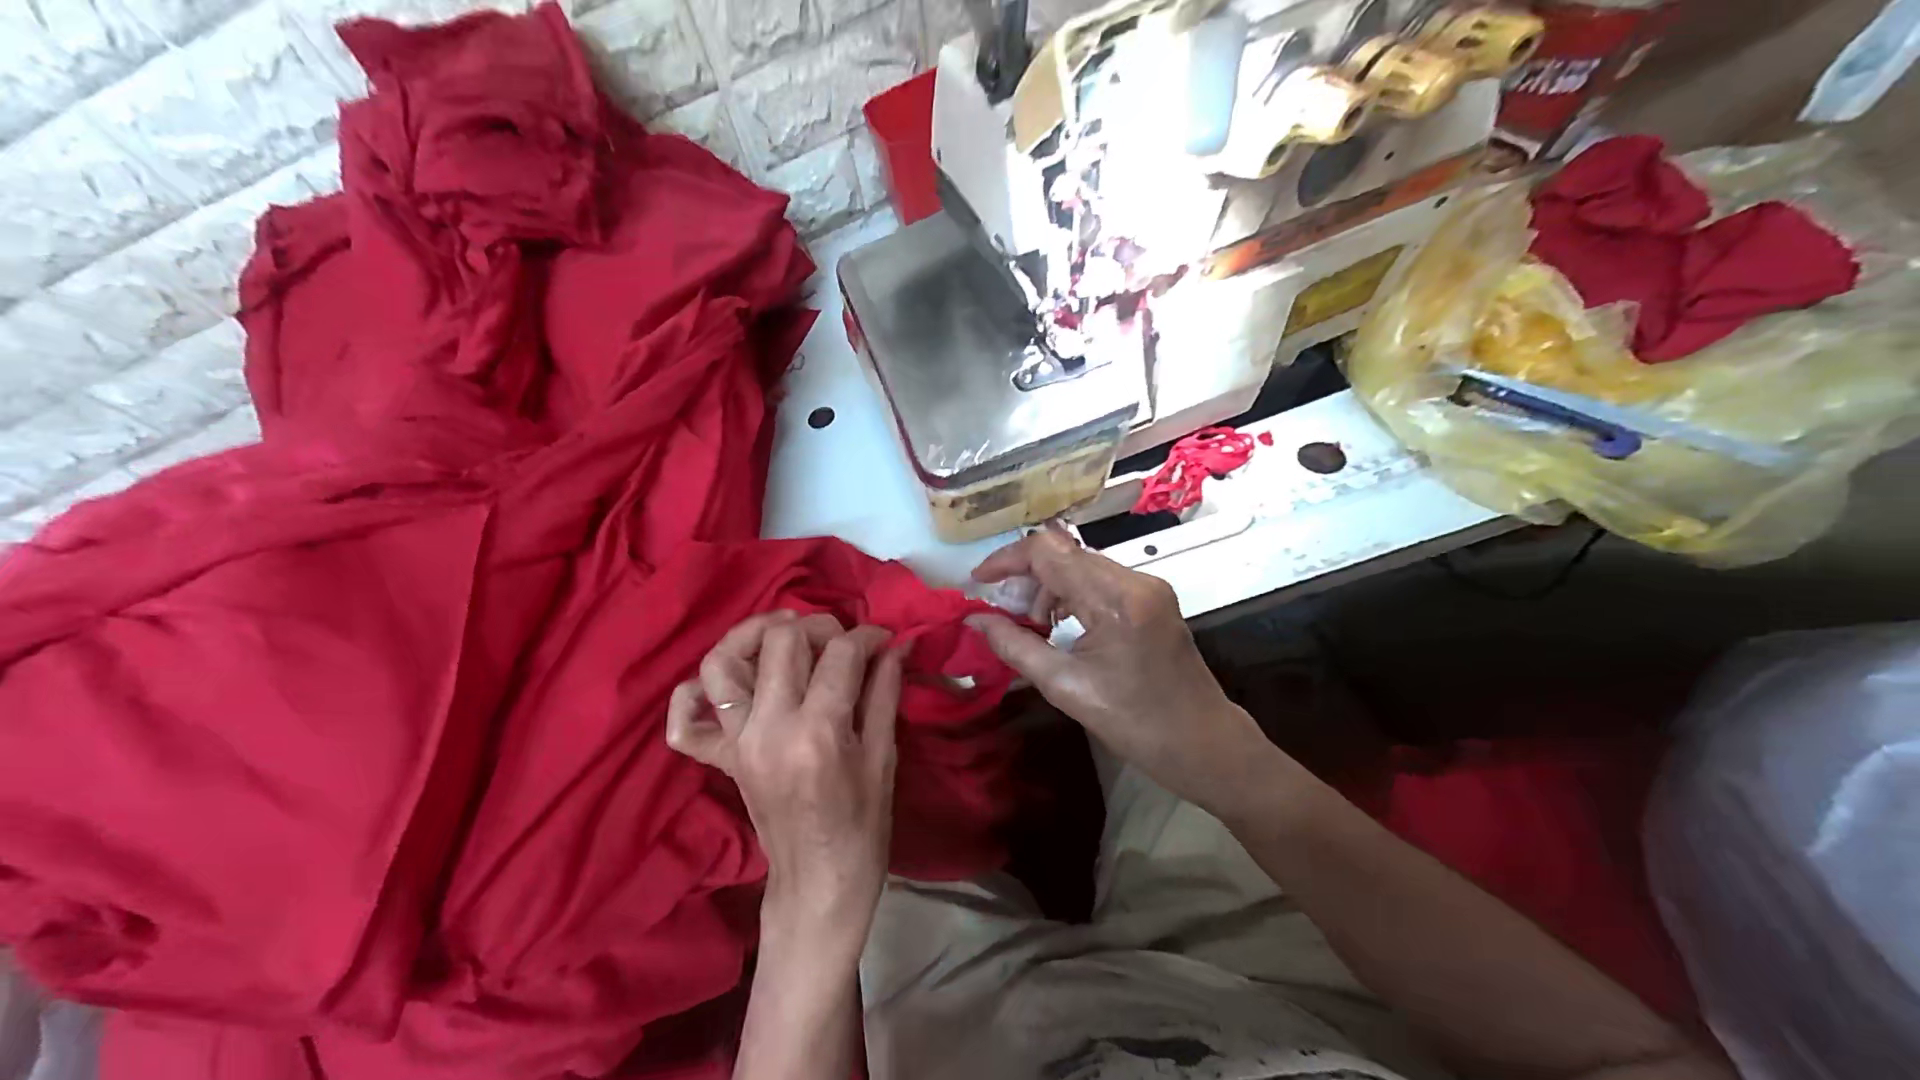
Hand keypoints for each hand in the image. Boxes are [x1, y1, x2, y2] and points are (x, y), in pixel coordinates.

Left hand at [665, 611, 902, 942]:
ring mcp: (738, 742)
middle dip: (817, 626)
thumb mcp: (884, 757)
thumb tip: (896, 645)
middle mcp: (769, 729)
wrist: (820, 885)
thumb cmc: (865, 826)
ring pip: (723, 663)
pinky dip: (693, 694)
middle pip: (781, 642)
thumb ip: (885, 693)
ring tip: (786, 635)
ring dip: (753, 636)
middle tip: (840, 641)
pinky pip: (686, 721)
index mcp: (819, 733)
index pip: (840, 654)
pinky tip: (729, 684)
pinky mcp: (723, 758)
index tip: (884, 640)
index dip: (868, 636)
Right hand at [965, 528, 1278, 819]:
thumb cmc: (1135, 724)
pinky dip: (1072, 594)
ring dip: (1048, 586)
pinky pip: (1101, 580)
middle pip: (1064, 553)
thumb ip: (1014, 646)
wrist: (1204, 744)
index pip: (1048, 551)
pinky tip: (1059, 625)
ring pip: (1082, 564)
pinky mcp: (1154, 598)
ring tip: (1032, 626)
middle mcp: (1135, 580)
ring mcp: (1148, 587)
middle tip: (1004, 613)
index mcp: (1114, 599)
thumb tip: (974, 620)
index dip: (1007, 559)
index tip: (979, 582)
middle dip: (1026, 576)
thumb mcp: (1065, 687)